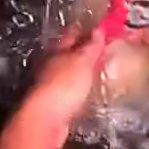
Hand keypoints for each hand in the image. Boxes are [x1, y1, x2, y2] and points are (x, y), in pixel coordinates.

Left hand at [11, 29, 106, 148]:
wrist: (45, 120)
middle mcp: (51, 64)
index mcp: (57, 50)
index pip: (73, 33)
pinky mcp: (53, 102)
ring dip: (82, 69)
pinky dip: (79, 86)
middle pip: (69, 52)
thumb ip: (91, 46)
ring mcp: (50, 83)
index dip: (87, 29)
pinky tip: (88, 90)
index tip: (102, 28)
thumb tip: (98, 29)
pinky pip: (70, 88)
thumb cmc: (64, 86)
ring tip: (99, 69)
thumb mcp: (82, 62)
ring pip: (69, 70)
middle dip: (84, 49)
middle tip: (104, 48)